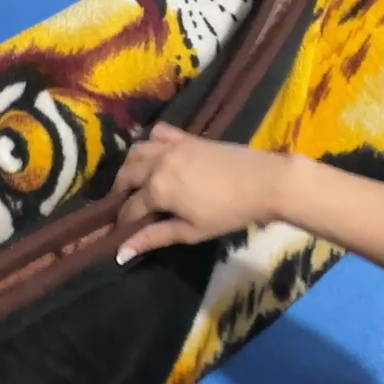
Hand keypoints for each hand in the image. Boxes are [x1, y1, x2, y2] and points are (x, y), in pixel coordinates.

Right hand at [108, 123, 295, 262]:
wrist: (264, 181)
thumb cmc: (229, 212)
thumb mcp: (191, 231)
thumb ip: (155, 237)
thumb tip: (121, 252)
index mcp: (157, 189)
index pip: (129, 208)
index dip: (122, 223)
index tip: (118, 234)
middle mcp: (157, 162)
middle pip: (126, 175)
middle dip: (120, 193)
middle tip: (125, 208)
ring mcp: (172, 146)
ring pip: (137, 150)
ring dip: (130, 166)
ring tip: (136, 182)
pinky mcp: (187, 136)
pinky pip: (159, 132)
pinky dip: (151, 141)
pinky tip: (155, 154)